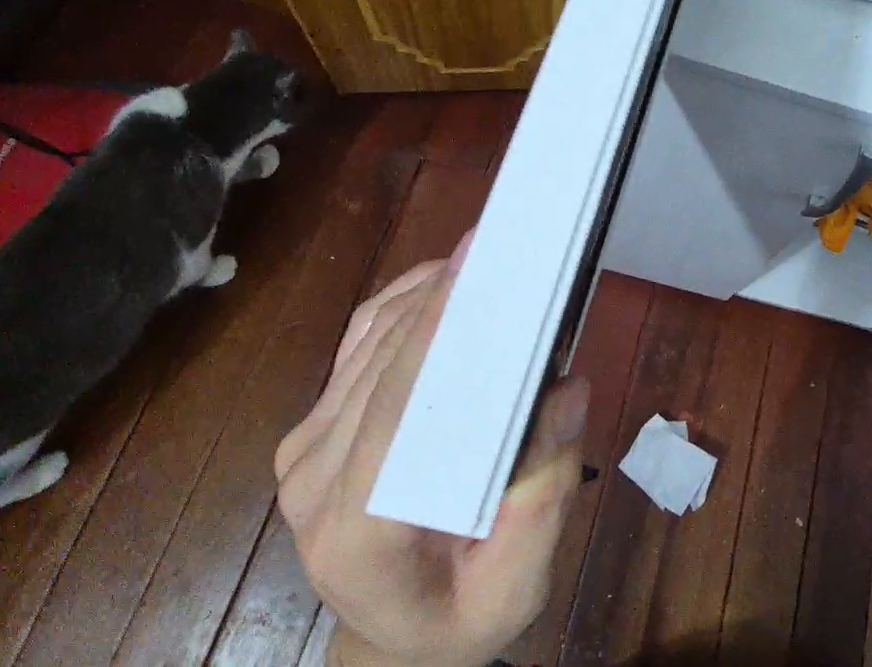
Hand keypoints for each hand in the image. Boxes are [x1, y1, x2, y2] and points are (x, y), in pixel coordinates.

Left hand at [274, 251, 590, 666]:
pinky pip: (361, 343)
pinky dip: (405, 302)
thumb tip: (565, 391)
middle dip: (446, 295)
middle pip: (386, 359)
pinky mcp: (316, 425)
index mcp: (355, 527)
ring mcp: (306, 446)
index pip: (396, 407)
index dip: (434, 327)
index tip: (473, 265)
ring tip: (487, 255)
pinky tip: (447, 282)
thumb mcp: (515, 591)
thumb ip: (542, 501)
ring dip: (429, 291)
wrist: (393, 632)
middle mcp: (314, 477)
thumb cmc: (457, 618)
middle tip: (505, 243)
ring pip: (371, 340)